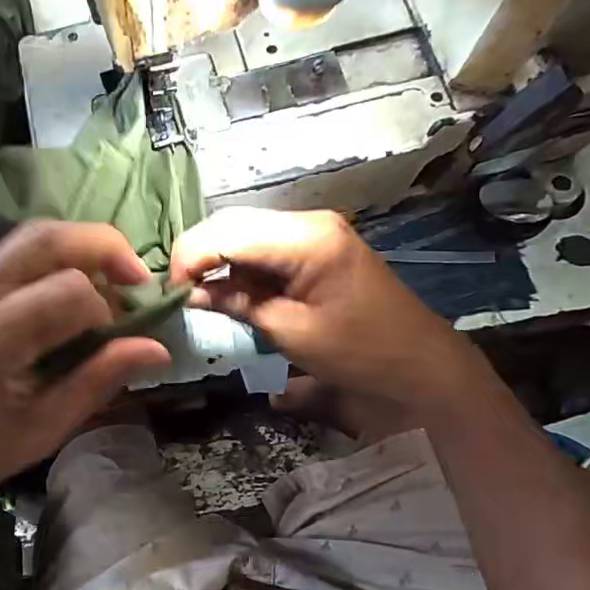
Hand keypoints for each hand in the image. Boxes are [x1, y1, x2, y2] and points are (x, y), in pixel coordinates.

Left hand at [0, 222, 171, 519]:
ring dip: (71, 255)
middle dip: (101, 247)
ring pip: (21, 242)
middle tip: (132, 277)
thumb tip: (156, 348)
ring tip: (98, 290)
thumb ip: (98, 379)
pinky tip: (53, 303)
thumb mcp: (41, 428)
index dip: (106, 309)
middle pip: (44, 238)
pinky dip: (38, 270)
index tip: (114, 339)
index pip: (69, 290)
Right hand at [169, 208, 493, 414]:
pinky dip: (236, 266)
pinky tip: (226, 291)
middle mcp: (307, 223)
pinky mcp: (313, 247)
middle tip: (177, 294)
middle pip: (230, 224)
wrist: (419, 366)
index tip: (170, 294)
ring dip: (215, 261)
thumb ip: (236, 304)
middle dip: (197, 256)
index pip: (226, 233)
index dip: (189, 259)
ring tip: (197, 295)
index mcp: (305, 238)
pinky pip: (260, 247)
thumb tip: (190, 294)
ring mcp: (312, 232)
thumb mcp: (288, 331)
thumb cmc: (357, 351)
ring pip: (241, 232)